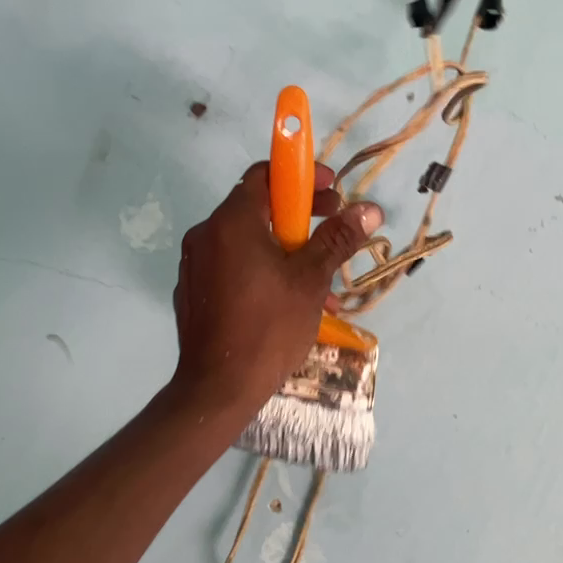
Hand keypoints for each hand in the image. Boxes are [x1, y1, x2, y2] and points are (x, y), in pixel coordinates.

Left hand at [169, 162, 382, 412]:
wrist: (217, 387)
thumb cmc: (268, 328)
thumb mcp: (310, 281)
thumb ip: (337, 240)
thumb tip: (369, 209)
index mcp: (231, 222)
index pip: (264, 175)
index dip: (301, 176)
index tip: (332, 191)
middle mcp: (206, 235)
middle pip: (257, 208)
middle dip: (300, 216)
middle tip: (334, 227)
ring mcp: (194, 264)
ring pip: (247, 242)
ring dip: (285, 250)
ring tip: (320, 281)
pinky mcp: (193, 291)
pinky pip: (232, 267)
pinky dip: (261, 271)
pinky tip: (287, 301)